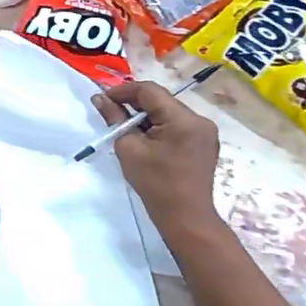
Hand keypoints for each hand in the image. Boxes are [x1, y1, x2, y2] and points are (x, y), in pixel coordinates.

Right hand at [91, 81, 220, 230]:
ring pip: (167, 111)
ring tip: (124, 127)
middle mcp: (200, 120)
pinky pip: (175, 123)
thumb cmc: (154, 181)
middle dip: (133, 102)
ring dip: (144, 114)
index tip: (103, 100)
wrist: (184, 214)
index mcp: (184, 120)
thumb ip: (115, 118)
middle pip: (160, 99)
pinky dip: (156, 124)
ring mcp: (205, 131)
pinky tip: (143, 137)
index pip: (150, 91)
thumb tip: (100, 98)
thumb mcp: (128, 147)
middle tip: (109, 112)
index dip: (123, 91)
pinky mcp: (203, 141)